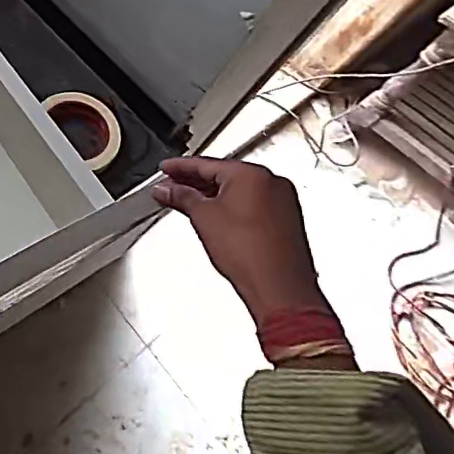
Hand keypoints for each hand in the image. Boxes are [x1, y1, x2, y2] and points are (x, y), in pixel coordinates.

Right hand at [152, 157, 329, 324]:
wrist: (280, 290)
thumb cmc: (251, 255)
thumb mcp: (203, 217)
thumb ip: (181, 197)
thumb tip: (167, 190)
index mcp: (251, 174)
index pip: (206, 163)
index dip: (180, 167)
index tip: (167, 169)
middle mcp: (271, 182)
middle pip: (223, 175)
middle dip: (193, 182)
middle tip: (171, 186)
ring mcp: (282, 201)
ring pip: (238, 190)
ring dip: (211, 195)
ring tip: (187, 203)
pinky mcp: (285, 219)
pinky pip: (251, 204)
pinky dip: (230, 206)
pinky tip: (213, 216)